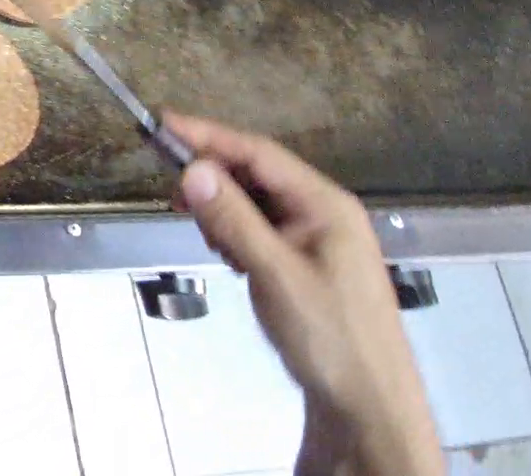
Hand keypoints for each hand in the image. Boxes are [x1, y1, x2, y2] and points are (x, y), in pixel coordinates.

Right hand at [164, 113, 441, 475]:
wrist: (368, 408)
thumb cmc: (330, 336)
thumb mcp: (274, 273)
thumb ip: (232, 218)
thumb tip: (190, 168)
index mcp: (325, 205)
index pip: (257, 153)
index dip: (207, 135)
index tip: (161, 122)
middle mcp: (321, 211)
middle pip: (252, 173)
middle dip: (210, 178)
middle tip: (174, 196)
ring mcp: (312, 235)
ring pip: (250, 199)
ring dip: (219, 209)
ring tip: (211, 240)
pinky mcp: (300, 258)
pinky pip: (254, 224)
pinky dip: (230, 230)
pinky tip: (227, 253)